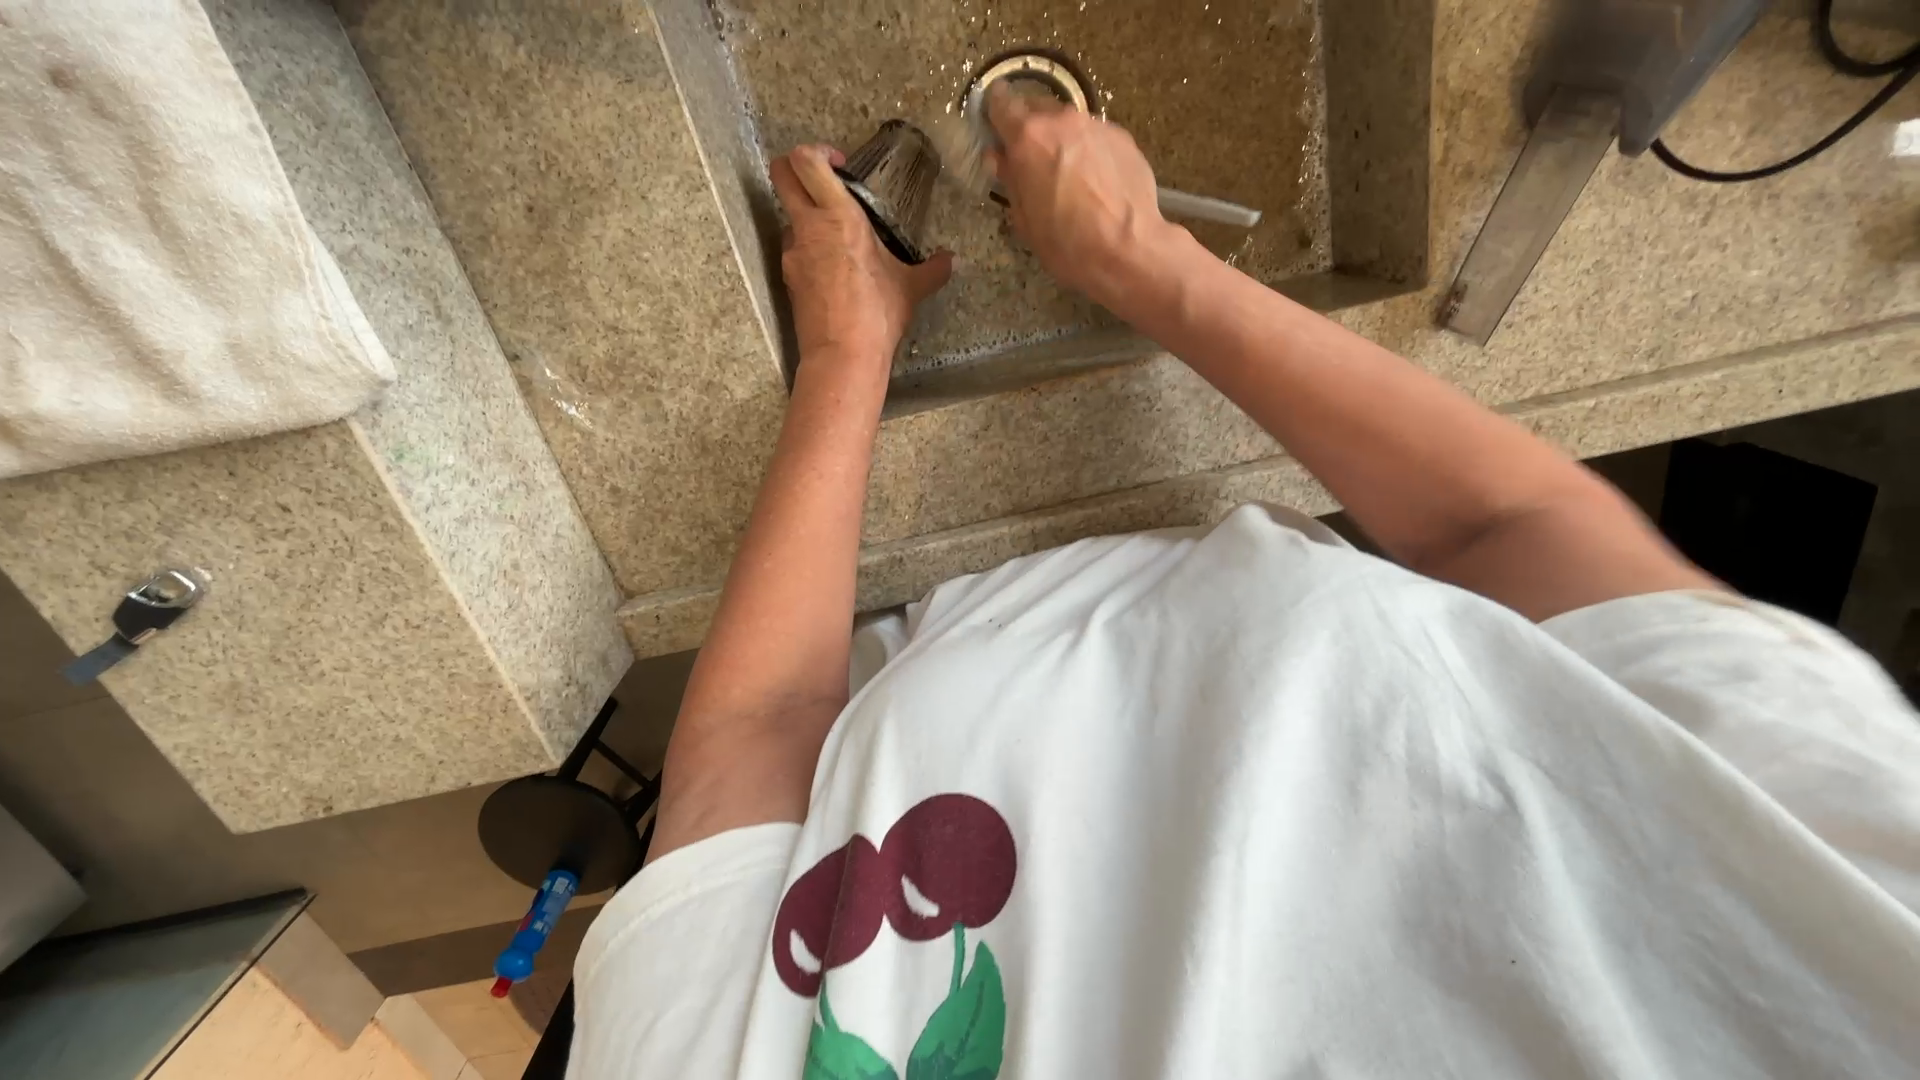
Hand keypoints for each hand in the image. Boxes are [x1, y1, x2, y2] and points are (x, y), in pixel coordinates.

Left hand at [771, 144, 953, 367]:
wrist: (843, 356)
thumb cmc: (877, 315)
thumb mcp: (911, 289)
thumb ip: (931, 270)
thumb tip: (950, 261)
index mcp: (839, 217)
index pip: (806, 162)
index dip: (816, 152)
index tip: (839, 165)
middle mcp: (808, 228)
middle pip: (782, 175)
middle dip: (797, 169)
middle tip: (825, 184)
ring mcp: (793, 254)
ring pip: (790, 218)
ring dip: (808, 219)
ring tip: (838, 241)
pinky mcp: (789, 279)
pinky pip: (796, 253)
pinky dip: (810, 252)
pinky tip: (834, 273)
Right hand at [986, 86, 1182, 306]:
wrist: (1126, 250)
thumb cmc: (1066, 244)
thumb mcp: (1024, 219)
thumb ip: (1010, 180)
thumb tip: (1000, 158)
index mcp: (1028, 138)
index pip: (1001, 103)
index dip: (995, 113)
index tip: (995, 127)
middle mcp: (1061, 120)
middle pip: (1036, 107)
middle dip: (1030, 128)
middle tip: (1031, 159)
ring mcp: (1095, 125)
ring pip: (1068, 122)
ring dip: (1061, 139)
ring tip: (1067, 174)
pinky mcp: (1122, 137)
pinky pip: (1095, 136)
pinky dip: (1088, 150)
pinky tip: (1096, 182)